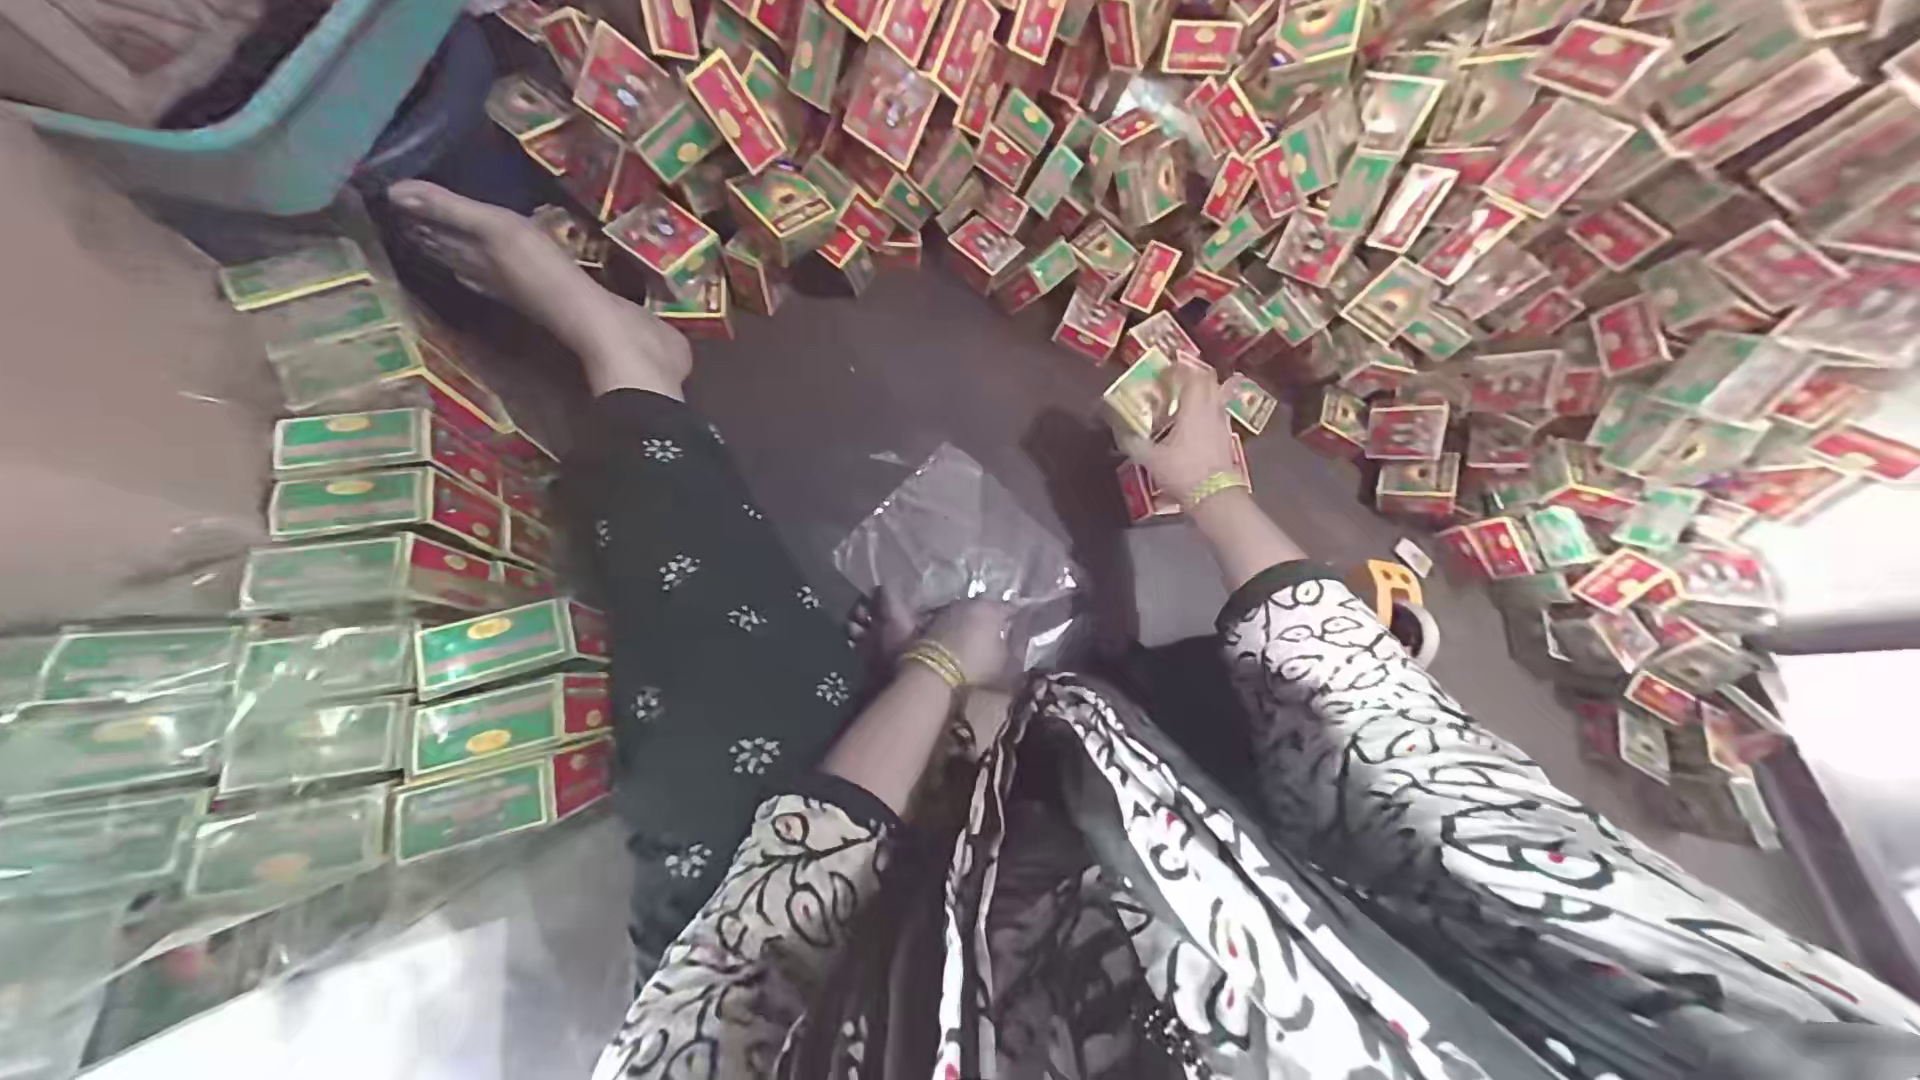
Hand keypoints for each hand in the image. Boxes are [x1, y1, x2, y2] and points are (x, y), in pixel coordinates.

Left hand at [920, 599, 1013, 684]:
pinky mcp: (932, 621)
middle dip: (993, 620)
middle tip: (999, 637)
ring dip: (973, 624)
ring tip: (977, 642)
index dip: (1017, 620)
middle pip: (987, 609)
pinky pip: (953, 622)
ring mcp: (949, 610)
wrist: (934, 673)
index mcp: (992, 609)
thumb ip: (1019, 647)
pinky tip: (960, 644)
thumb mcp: (1009, 663)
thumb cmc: (978, 668)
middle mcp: (970, 603)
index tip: (1019, 631)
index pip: (1011, 608)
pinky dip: (958, 630)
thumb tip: (1022, 637)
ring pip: (968, 614)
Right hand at [1118, 362, 1239, 504]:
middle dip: (1193, 376)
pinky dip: (1206, 411)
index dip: (1179, 369)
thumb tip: (1121, 433)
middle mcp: (1212, 410)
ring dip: (1202, 393)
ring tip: (1184, 401)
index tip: (1165, 370)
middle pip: (1209, 381)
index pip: (1193, 376)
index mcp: (1194, 408)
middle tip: (1175, 382)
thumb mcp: (1150, 459)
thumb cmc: (1183, 471)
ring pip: (1216, 396)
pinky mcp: (1226, 438)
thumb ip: (1134, 443)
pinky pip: (1218, 414)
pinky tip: (1193, 424)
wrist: (1214, 497)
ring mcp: (1223, 424)